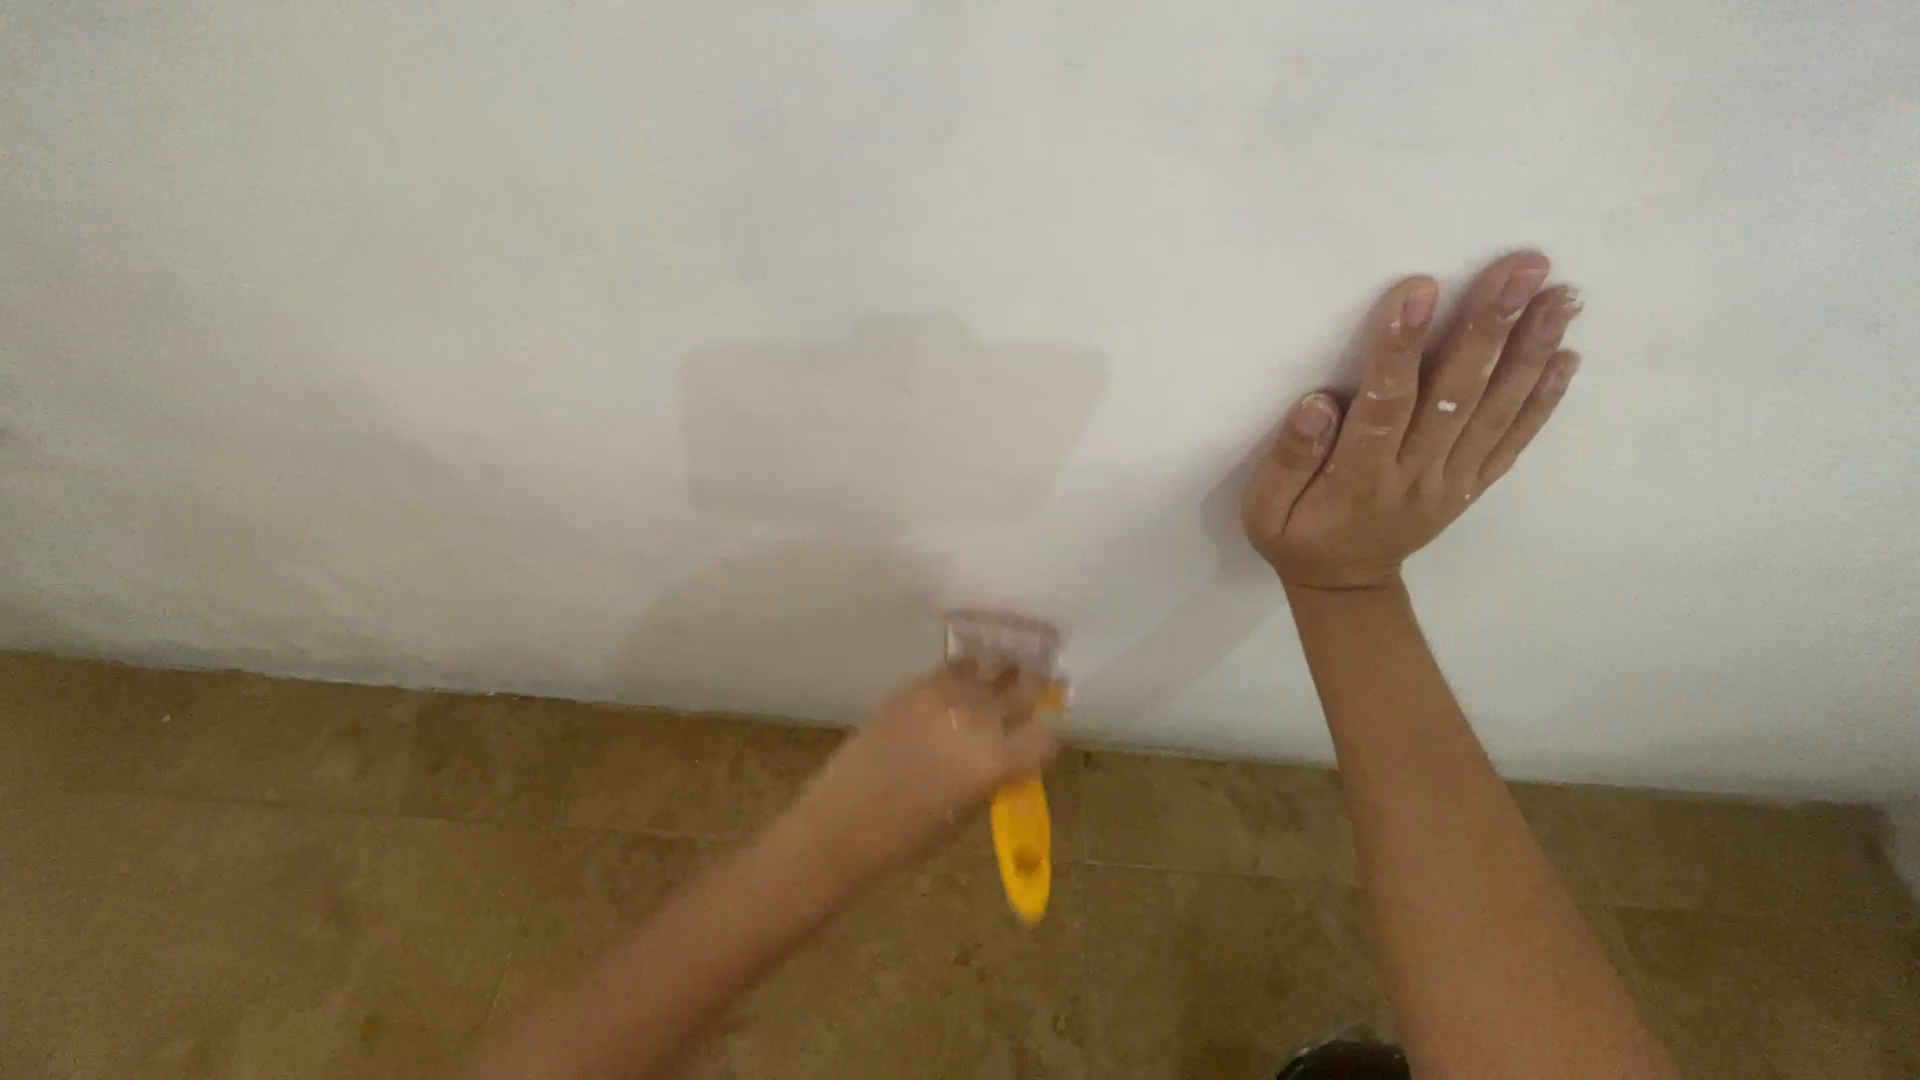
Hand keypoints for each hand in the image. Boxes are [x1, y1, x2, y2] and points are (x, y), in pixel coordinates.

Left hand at [789, 660, 1057, 884]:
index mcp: (998, 760)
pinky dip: (965, 671)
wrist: (845, 822)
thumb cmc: (910, 836)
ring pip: (991, 664)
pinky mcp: (914, 686)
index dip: (1049, 735)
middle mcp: (979, 719)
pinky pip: (952, 667)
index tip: (1045, 734)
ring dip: (1003, 670)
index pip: (1047, 735)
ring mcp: (945, 696)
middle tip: (1043, 683)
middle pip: (1025, 687)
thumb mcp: (970, 812)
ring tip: (1007, 670)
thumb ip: (998, 775)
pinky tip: (965, 679)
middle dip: (1036, 687)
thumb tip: (1011, 752)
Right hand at [1241, 250, 1582, 589]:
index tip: (1420, 289)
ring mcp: (1452, 480)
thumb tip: (1318, 401)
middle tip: (1522, 269)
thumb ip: (1288, 459)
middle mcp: (1416, 475)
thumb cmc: (1297, 539)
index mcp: (1360, 478)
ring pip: (1495, 411)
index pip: (1385, 405)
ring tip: (1562, 294)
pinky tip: (1568, 353)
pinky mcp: (1472, 485)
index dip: (1400, 348)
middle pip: (1455, 396)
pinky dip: (1543, 398)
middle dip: (1488, 327)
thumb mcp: (1265, 511)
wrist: (1347, 586)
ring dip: (1530, 350)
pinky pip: (1514, 440)